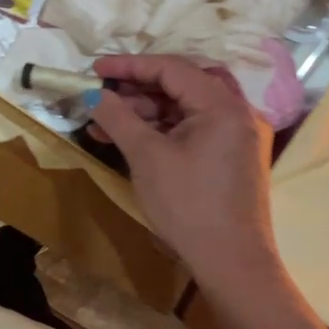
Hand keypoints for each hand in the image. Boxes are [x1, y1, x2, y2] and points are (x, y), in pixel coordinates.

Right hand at [88, 54, 283, 292]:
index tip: (95, 69)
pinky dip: (161, 127)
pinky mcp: (231, 156)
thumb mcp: (145, 155)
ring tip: (105, 124)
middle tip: (104, 95)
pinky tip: (129, 140)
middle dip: (137, 86)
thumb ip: (116, 115)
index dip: (129, 65)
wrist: (231, 263)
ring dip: (145, 109)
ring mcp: (237, 136)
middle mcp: (237, 113)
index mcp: (222, 106)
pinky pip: (193, 126)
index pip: (171, 68)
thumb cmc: (188, 203)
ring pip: (185, 105)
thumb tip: (91, 93)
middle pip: (182, 82)